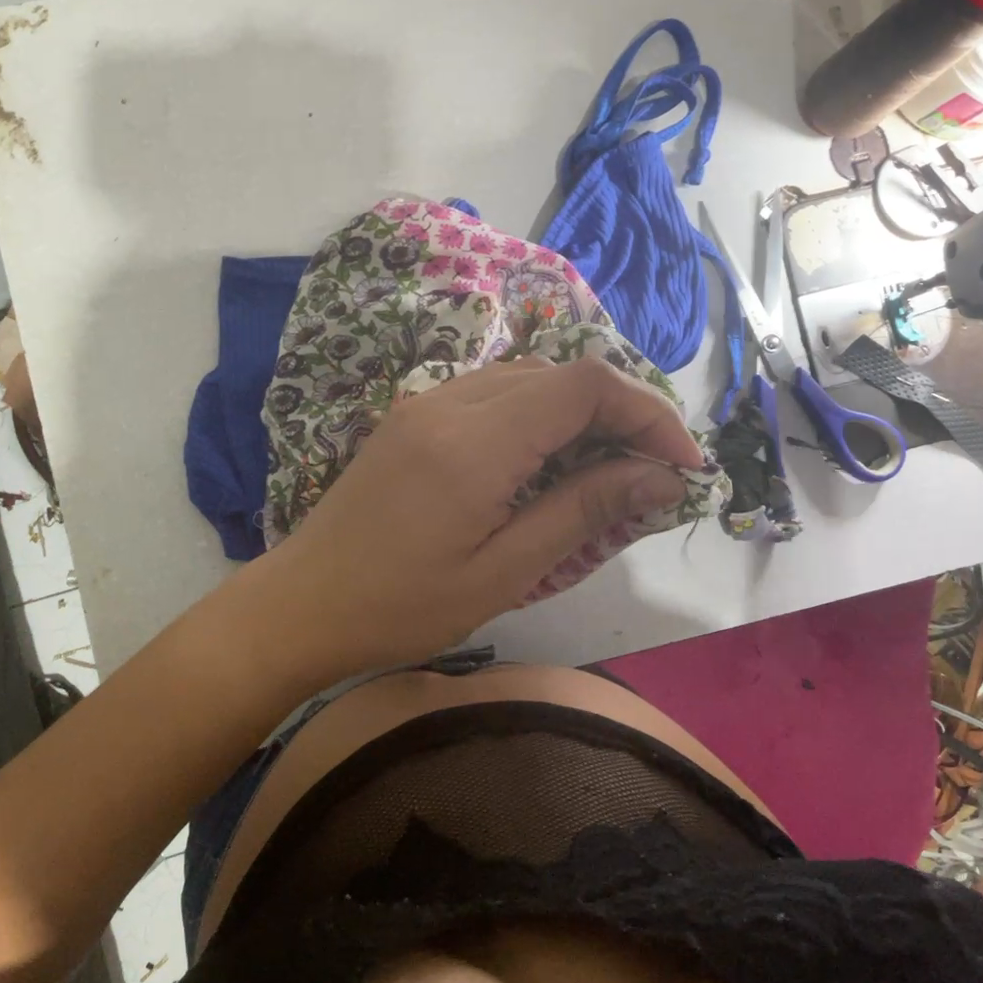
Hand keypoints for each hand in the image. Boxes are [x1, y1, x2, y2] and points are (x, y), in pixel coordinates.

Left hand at [245, 357, 702, 678]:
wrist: (302, 605)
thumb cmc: (400, 607)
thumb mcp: (502, 573)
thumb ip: (581, 514)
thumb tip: (660, 477)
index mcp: (474, 442)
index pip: (585, 386)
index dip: (647, 413)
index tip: (681, 466)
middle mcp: (449, 403)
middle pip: (559, 374)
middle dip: (619, 414)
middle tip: (648, 476)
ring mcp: (423, 405)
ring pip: (525, 380)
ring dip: (576, 414)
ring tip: (604, 473)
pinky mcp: (409, 419)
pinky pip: (489, 396)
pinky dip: (534, 418)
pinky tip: (543, 465)